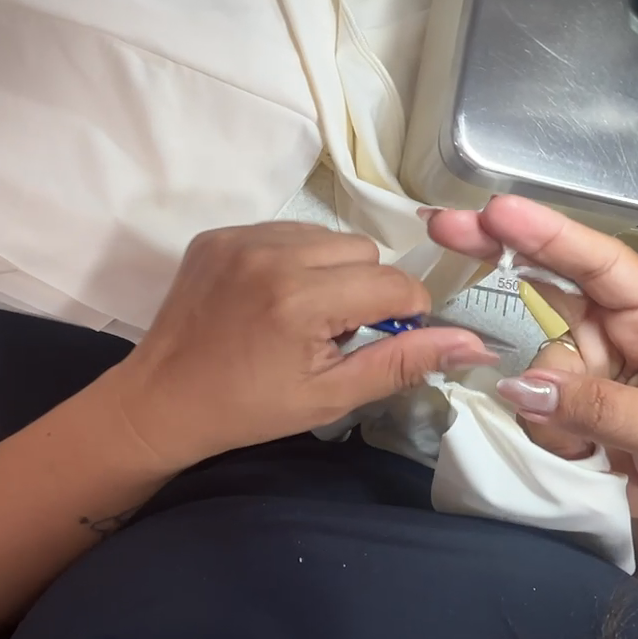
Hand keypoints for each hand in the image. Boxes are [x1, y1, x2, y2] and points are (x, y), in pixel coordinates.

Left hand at [104, 222, 497, 469]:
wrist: (162, 399)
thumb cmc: (249, 408)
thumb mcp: (330, 396)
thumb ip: (403, 363)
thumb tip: (475, 344)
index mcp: (302, 300)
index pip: (394, 284)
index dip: (402, 315)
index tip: (378, 341)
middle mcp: (273, 254)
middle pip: (364, 251)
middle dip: (363, 291)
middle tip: (331, 332)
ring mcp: (240, 237)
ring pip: (328, 236)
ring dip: (331, 270)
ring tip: (299, 313)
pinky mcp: (218, 234)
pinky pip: (286, 230)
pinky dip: (294, 259)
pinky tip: (271, 295)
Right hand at [427, 196, 637, 523]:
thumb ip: (602, 407)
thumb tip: (522, 387)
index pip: (602, 265)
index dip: (549, 234)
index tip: (497, 211)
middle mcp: (616, 331)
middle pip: (551, 281)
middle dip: (503, 252)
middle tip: (445, 227)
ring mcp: (583, 369)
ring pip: (535, 361)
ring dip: (551, 406)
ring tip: (594, 452)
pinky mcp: (559, 406)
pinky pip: (529, 404)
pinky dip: (545, 431)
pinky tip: (582, 458)